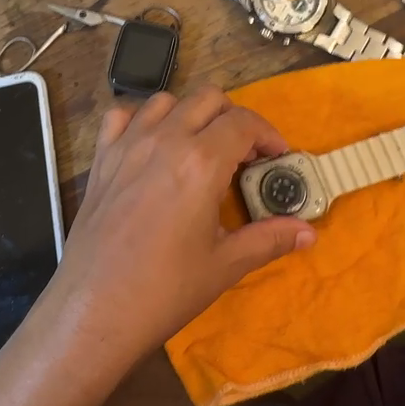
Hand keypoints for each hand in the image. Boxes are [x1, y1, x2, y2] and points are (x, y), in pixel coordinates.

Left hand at [42, 87, 314, 367]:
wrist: (95, 307)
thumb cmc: (165, 289)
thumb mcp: (225, 265)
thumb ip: (269, 239)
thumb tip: (309, 232)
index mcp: (201, 161)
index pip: (244, 122)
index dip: (268, 134)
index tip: (277, 157)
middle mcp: (165, 139)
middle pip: (208, 98)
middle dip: (233, 117)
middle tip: (244, 153)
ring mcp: (128, 143)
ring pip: (166, 100)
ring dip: (190, 114)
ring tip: (200, 147)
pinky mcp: (102, 156)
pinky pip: (122, 115)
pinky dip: (141, 119)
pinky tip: (152, 146)